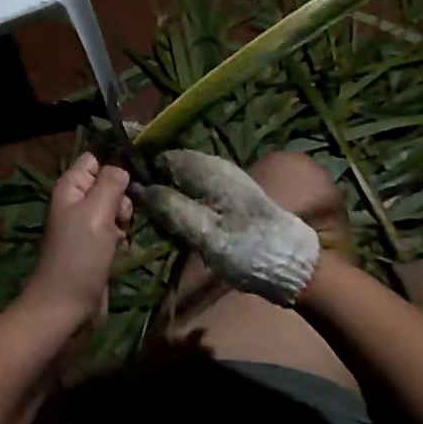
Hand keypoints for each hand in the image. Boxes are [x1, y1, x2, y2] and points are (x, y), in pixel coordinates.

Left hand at [21, 153, 132, 330]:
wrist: (66, 307)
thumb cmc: (79, 255)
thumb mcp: (97, 212)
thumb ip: (110, 183)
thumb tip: (121, 167)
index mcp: (69, 187)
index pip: (93, 159)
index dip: (113, 163)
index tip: (134, 175)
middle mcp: (75, 202)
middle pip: (107, 183)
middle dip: (121, 196)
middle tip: (122, 216)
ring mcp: (84, 226)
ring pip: (114, 208)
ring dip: (123, 218)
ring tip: (120, 235)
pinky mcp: (94, 247)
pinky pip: (113, 230)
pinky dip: (120, 236)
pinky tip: (121, 248)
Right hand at [138, 150, 319, 304]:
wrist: (292, 266)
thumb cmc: (247, 248)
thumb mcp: (204, 233)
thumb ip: (172, 208)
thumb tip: (142, 188)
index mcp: (211, 170)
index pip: (168, 157)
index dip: (148, 169)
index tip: (130, 188)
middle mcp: (219, 169)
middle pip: (178, 168)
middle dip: (159, 184)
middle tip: (144, 211)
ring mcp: (229, 183)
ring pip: (189, 182)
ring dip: (173, 198)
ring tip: (161, 222)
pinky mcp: (234, 199)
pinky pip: (201, 194)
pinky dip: (188, 206)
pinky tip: (184, 226)